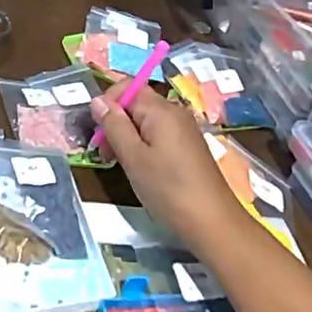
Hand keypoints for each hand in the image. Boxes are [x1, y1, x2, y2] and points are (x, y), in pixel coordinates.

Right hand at [90, 85, 249, 252]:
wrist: (214, 224)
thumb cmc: (168, 190)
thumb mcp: (133, 158)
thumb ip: (113, 125)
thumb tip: (97, 100)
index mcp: (160, 109)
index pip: (127, 87)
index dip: (108, 103)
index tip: (97, 132)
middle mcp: (174, 112)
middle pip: (137, 102)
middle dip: (116, 121)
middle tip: (104, 153)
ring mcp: (184, 129)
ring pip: (147, 120)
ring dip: (128, 134)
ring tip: (120, 162)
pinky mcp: (189, 146)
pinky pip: (159, 133)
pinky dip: (144, 144)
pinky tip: (141, 168)